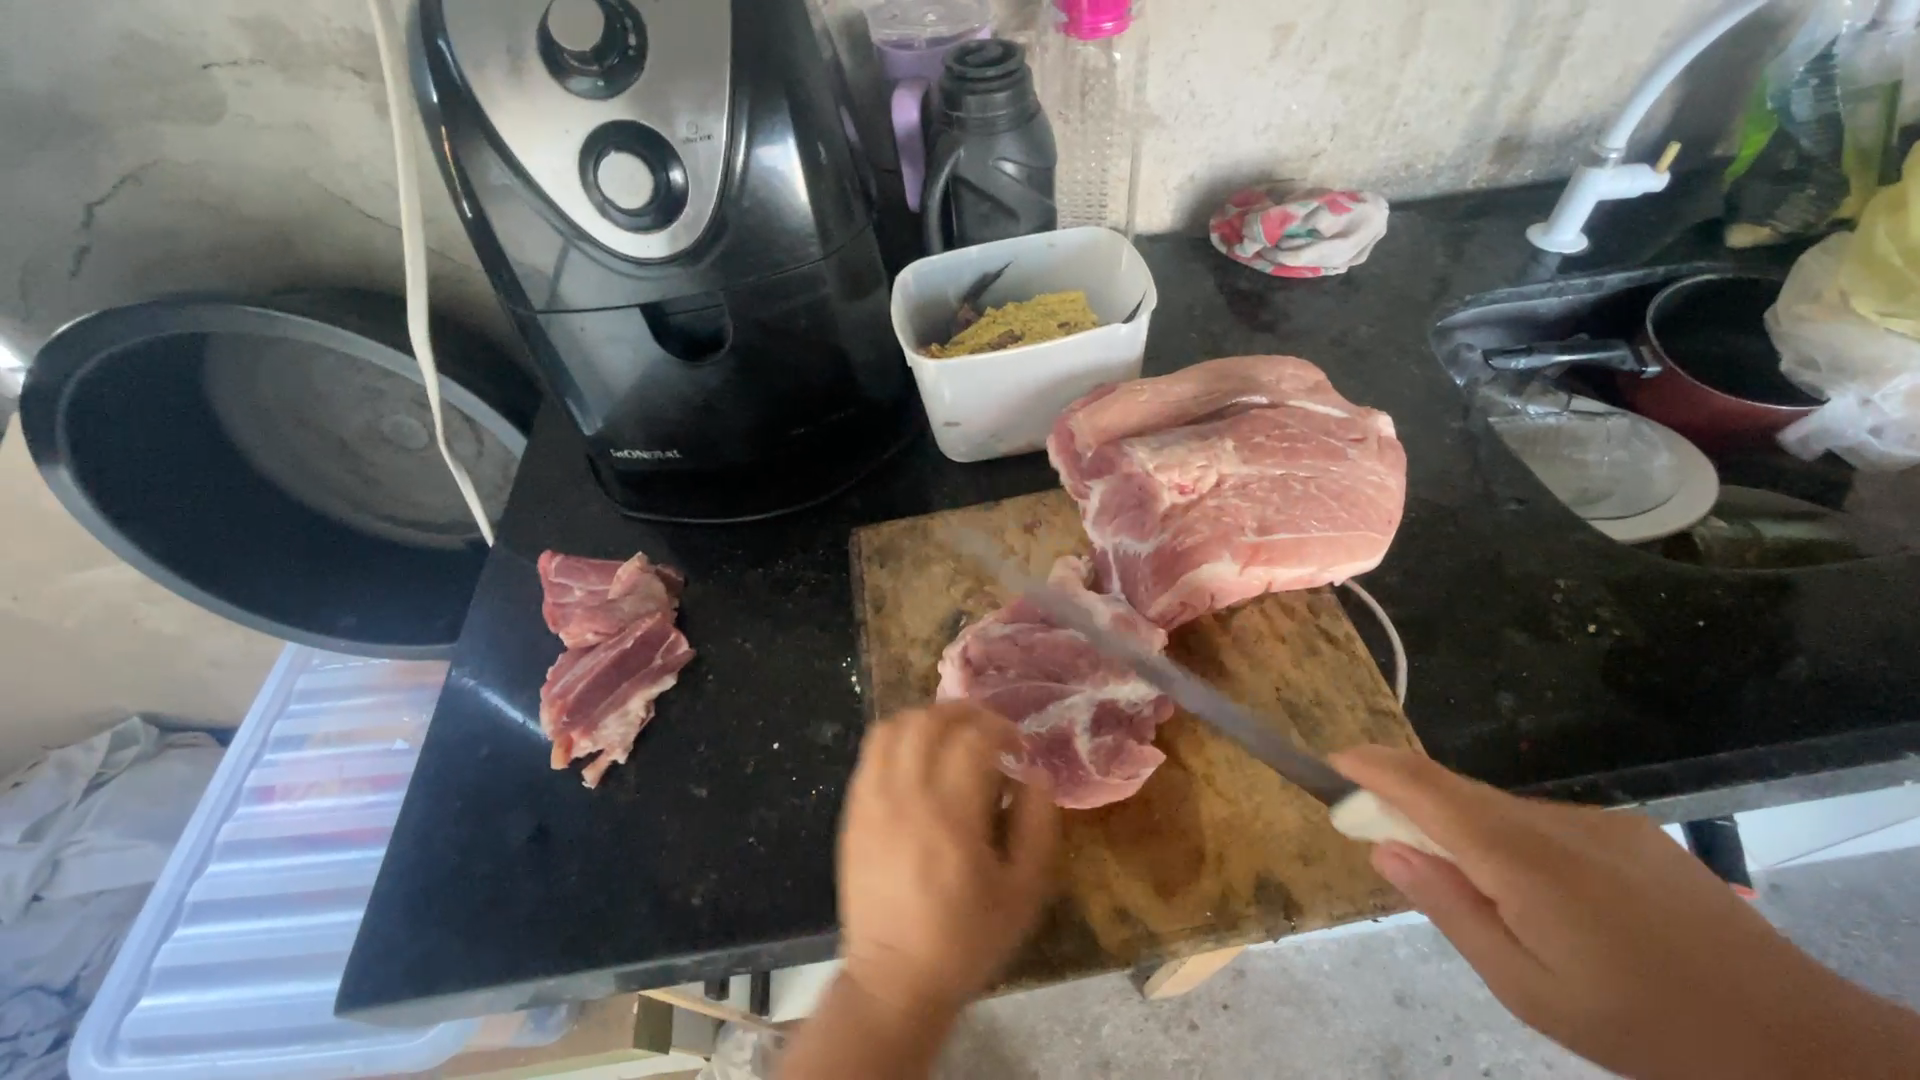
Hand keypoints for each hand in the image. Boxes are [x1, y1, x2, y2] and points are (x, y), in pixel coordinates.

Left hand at [837, 703, 1060, 1017]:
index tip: (1019, 748)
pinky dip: (898, 737)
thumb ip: (1038, 825)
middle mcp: (906, 797)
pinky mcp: (852, 812)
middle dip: (967, 713)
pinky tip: (918, 756)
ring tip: (953, 735)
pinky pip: (871, 752)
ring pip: (895, 727)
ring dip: (929, 718)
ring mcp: (871, 801)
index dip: (1002, 730)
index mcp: (952, 816)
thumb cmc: (967, 939)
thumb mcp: (1025, 892)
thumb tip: (1036, 774)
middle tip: (991, 731)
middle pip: (931, 721)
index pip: (975, 739)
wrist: (895, 979)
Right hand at [1332, 746, 1919, 1079]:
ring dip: (1460, 825)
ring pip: (1500, 808)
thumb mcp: (1525, 987)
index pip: (1428, 788)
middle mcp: (1558, 822)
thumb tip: (1385, 849)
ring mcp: (1601, 822)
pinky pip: (1543, 823)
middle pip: (1457, 790)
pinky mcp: (1632, 833)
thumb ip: (1449, 909)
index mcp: (1524, 861)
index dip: (1374, 766)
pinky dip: (1507, 838)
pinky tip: (1534, 893)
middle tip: (1368, 825)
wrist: (1796, 1039)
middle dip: (1403, 795)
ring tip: (1464, 884)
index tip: (1332, 761)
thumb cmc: (1641, 1026)